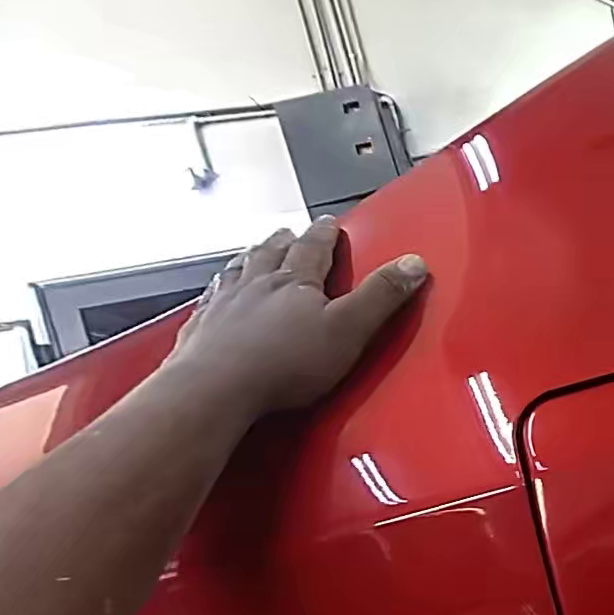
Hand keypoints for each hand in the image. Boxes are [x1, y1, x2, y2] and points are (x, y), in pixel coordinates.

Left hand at [165, 218, 427, 417]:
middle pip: (271, 253)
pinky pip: (208, 301)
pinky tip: (214, 294)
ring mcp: (223, 306)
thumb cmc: (284, 364)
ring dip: (249, 259)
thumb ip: (381, 296)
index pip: (313, 248)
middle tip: (290, 233)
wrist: (218, 390)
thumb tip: (413, 264)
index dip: (325, 235)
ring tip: (253, 253)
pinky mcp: (200, 332)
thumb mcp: (349, 329)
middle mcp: (255, 285)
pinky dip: (215, 292)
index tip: (330, 224)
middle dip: (284, 242)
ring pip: (238, 271)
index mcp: (293, 281)